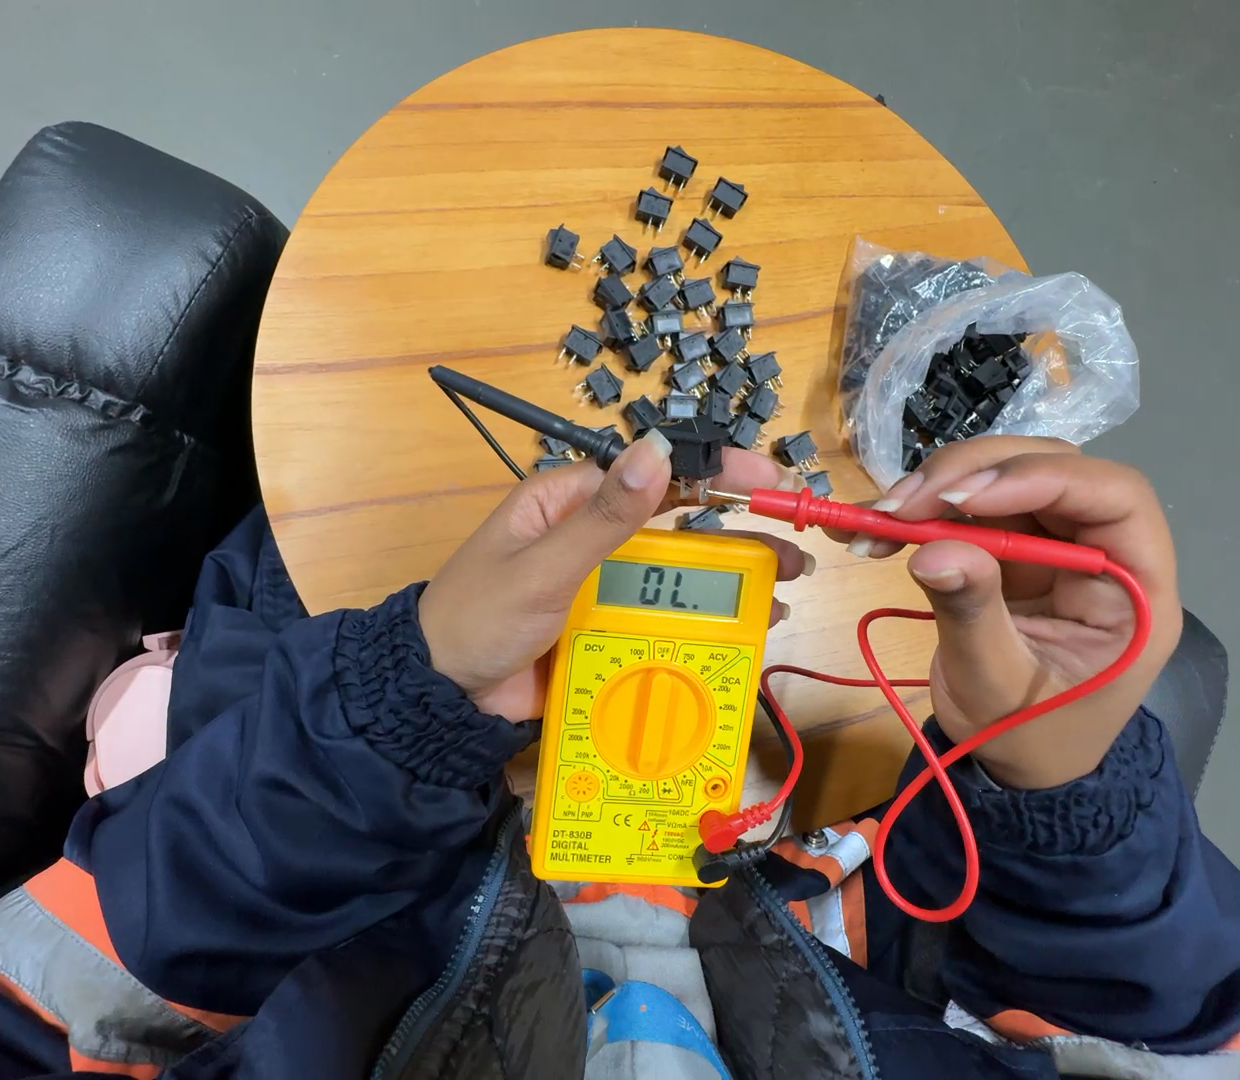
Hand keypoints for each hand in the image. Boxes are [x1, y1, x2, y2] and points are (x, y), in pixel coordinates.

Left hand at [421, 435, 813, 720]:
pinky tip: (741, 627)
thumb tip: (656, 449)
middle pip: (676, 524)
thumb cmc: (479, 618)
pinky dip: (701, 619)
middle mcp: (591, 535)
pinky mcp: (605, 625)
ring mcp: (601, 583)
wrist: (443, 696)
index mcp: (567, 501)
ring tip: (784, 589)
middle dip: (738, 530)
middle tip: (796, 544)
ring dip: (730, 577)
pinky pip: (660, 616)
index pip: (649, 473)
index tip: (767, 480)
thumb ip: (601, 518)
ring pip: (676, 573)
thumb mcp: (541, 566)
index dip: (712, 470)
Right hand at [830, 436, 1182, 788]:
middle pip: (1048, 468)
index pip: (1111, 497)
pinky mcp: (1004, 552)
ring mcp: (1047, 546)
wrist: (1014, 762)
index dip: (1040, 478)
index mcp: (1132, 587)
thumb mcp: (995, 683)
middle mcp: (1095, 550)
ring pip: (999, 479)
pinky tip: (873, 530)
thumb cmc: (1025, 734)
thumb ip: (971, 613)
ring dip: (932, 490)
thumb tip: (930, 551)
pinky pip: (961, 512)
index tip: (961, 499)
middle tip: (900, 504)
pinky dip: (915, 514)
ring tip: (877, 520)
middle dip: (969, 475)